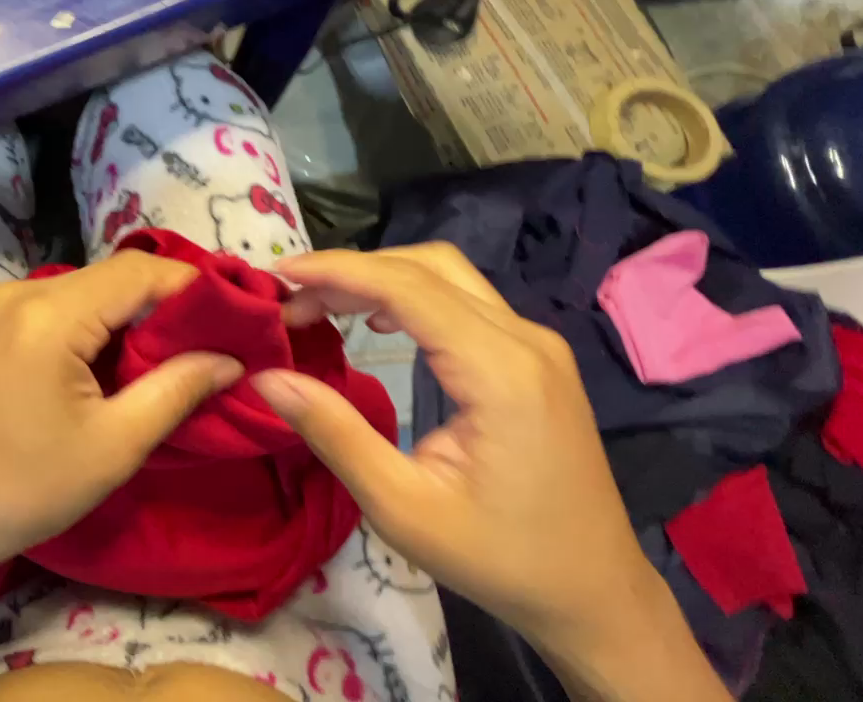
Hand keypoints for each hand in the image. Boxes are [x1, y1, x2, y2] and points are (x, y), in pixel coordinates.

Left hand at [0, 250, 243, 577]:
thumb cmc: (28, 488)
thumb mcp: (115, 445)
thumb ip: (177, 389)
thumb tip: (230, 358)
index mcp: (49, 316)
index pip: (138, 273)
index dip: (192, 286)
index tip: (237, 314)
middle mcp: (22, 292)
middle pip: (112, 275)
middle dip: (166, 300)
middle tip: (214, 336)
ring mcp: (3, 304)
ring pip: (89, 287)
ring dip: (133, 312)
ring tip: (177, 348)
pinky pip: (62, 303)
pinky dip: (99, 320)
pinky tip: (123, 354)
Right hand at [253, 244, 665, 653]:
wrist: (596, 595)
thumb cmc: (498, 557)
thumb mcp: (401, 506)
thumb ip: (333, 432)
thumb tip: (266, 378)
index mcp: (498, 371)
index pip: (406, 287)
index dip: (336, 270)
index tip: (279, 274)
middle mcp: (524, 340)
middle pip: (426, 267)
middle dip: (352, 270)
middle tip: (293, 300)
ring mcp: (536, 345)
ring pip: (447, 275)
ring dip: (380, 277)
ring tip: (323, 304)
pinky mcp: (534, 358)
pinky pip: (463, 300)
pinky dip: (409, 295)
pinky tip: (377, 322)